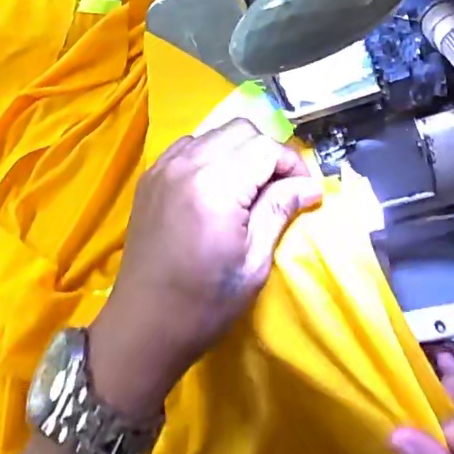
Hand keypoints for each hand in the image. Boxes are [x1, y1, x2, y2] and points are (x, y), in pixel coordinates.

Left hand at [88, 119, 322, 414]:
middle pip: (241, 129)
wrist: (143, 325)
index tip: (304, 190)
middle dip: (267, 151)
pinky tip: (217, 187)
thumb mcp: (254, 263)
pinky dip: (211, 154)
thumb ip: (279, 210)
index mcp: (215, 185)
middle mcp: (186, 163)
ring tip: (249, 188)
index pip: (265, 147)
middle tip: (279, 187)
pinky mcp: (151, 174)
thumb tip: (311, 186)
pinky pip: (190, 145)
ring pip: (215, 133)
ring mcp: (164, 165)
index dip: (292, 163)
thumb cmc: (205, 304)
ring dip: (239, 150)